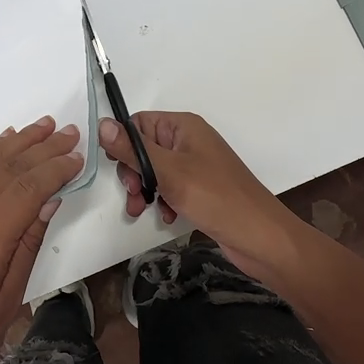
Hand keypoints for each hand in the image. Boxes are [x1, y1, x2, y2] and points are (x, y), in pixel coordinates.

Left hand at [0, 118, 84, 363]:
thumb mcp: (3, 304)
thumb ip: (26, 246)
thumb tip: (48, 200)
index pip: (25, 191)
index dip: (54, 170)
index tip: (76, 157)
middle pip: (6, 169)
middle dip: (40, 148)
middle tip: (67, 132)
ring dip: (14, 142)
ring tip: (41, 126)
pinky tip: (2, 143)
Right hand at [98, 112, 299, 287]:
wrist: (262, 239)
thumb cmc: (216, 199)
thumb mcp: (168, 172)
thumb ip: (133, 149)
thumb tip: (102, 124)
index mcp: (183, 126)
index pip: (139, 123)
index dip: (124, 145)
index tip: (120, 170)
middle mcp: (189, 140)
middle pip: (144, 147)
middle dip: (134, 172)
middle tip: (134, 194)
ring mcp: (195, 165)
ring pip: (155, 170)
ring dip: (145, 189)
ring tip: (142, 209)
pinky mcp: (200, 188)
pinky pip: (170, 186)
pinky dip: (162, 199)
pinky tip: (166, 215)